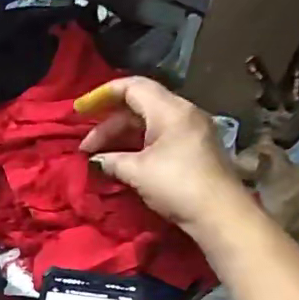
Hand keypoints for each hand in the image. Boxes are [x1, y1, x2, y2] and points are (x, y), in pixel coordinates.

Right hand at [77, 77, 251, 231]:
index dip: (103, 94)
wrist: (219, 212)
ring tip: (99, 157)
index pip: (132, 87)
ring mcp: (189, 130)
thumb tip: (94, 160)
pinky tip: (121, 161)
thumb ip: (111, 160)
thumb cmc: (177, 185)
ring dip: (120, 137)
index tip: (80, 110)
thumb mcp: (137, 172)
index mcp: (170, 110)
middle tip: (86, 149)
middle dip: (108, 124)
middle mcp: (182, 112)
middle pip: (138, 106)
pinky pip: (157, 136)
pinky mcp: (192, 147)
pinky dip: (135, 144)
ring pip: (147, 122)